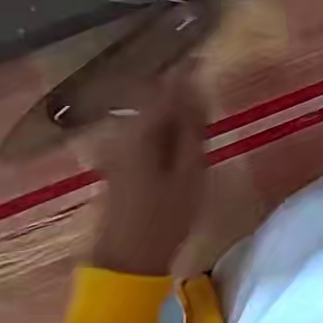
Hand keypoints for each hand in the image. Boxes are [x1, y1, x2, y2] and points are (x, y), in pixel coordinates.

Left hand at [89, 68, 206, 276]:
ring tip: (197, 124)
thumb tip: (196, 91)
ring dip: (172, 116)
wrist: (126, 261)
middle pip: (155, 102)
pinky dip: (162, 134)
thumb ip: (193, 129)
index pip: (166, 89)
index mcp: (142, 131)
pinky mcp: (116, 165)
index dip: (186, 74)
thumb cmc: (164, 218)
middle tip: (206, 98)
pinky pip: (143, 136)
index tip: (203, 61)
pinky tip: (178, 147)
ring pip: (149, 120)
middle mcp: (123, 133)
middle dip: (180, 96)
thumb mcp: (190, 173)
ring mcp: (116, 150)